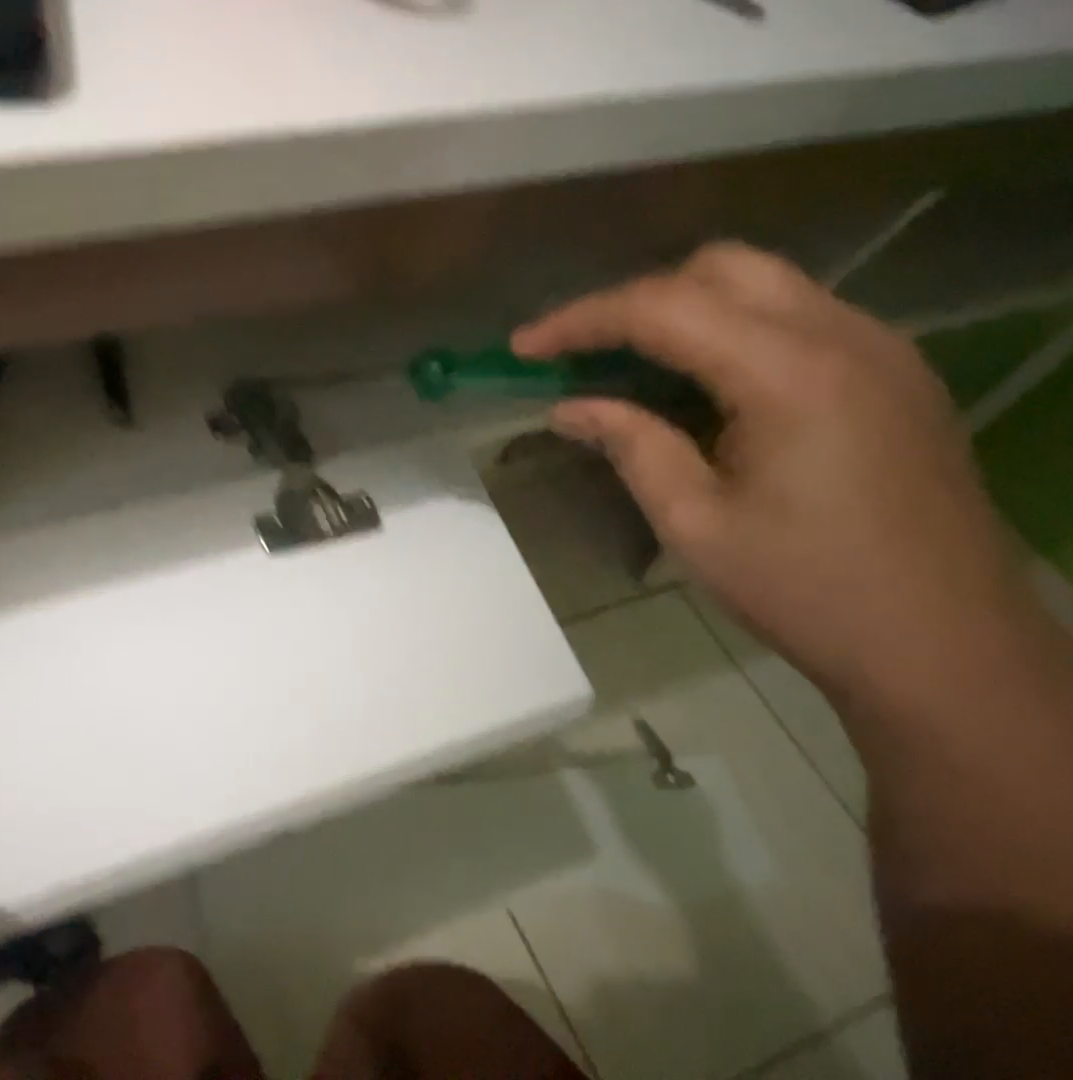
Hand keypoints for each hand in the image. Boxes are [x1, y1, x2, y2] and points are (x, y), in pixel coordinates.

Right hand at [512, 243, 1037, 704]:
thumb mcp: (694, 523)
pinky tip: (699, 389)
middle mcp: (844, 337)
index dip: (581, 319)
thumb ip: (632, 446)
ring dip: (685, 312)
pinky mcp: (894, 375)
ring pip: (763, 285)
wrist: (944, 641)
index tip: (522, 348)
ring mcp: (880, 350)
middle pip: (720, 269)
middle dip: (636, 301)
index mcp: (790, 374)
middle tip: (580, 354)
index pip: (665, 307)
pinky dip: (731, 332)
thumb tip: (571, 407)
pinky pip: (797, 319)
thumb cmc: (806, 589)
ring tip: (628, 370)